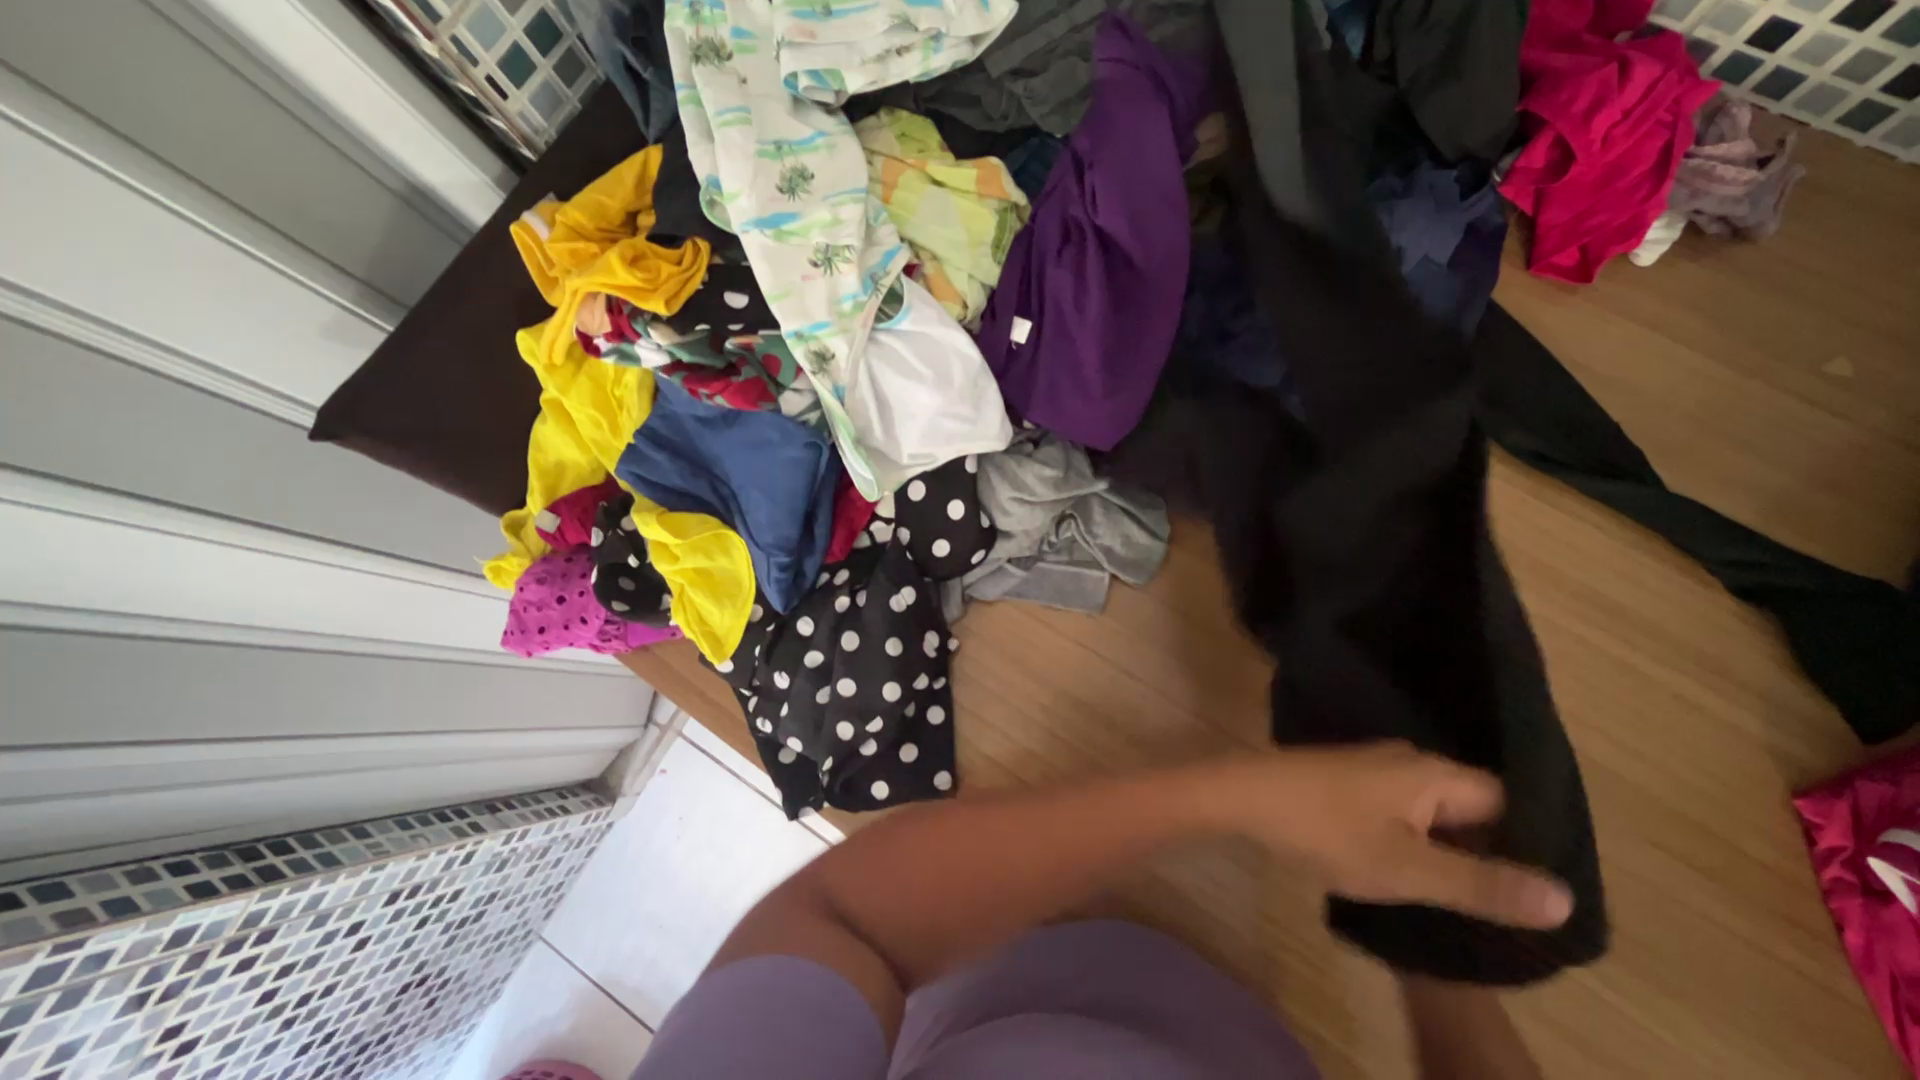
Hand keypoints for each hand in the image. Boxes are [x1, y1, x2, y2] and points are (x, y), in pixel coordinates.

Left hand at [1212, 743, 1574, 929]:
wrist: (1242, 797)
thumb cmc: (1327, 830)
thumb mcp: (1408, 868)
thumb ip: (1482, 884)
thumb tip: (1565, 899)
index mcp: (1435, 774)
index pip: (1505, 804)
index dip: (1523, 845)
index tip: (1532, 889)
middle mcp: (1408, 761)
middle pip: (1467, 806)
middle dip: (1482, 848)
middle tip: (1497, 900)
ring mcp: (1371, 768)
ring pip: (1427, 810)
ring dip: (1440, 846)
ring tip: (1454, 892)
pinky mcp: (1343, 781)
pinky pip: (1395, 810)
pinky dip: (1406, 837)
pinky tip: (1402, 866)